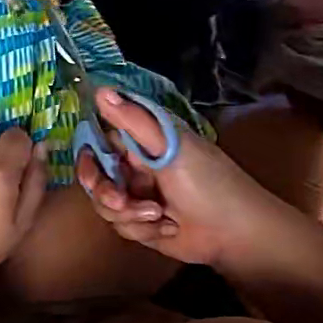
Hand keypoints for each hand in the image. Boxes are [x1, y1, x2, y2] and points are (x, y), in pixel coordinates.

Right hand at [76, 89, 291, 268]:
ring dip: (130, 214)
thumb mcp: (170, 147)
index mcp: (142, 141)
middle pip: (95, 178)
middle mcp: (135, 166)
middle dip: (106, 193)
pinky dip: (143, 229)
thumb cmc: (208, 182)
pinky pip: (121, 227)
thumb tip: (100, 89)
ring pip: (106, 206)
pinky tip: (169, 227)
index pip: (98, 141)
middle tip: (121, 200)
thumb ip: (133, 121)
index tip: (93, 168)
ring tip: (159, 215)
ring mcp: (137, 196)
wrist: (234, 233)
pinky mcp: (141, 224)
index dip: (89, 156)